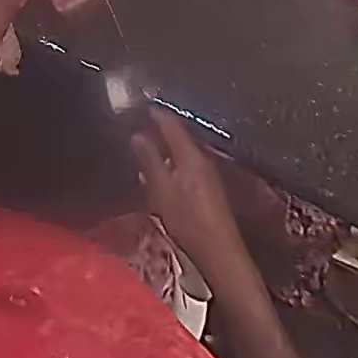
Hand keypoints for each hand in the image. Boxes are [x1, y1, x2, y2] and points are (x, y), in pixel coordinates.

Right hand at [130, 108, 252, 281]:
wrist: (220, 253)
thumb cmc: (188, 220)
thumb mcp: (162, 189)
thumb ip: (149, 160)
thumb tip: (137, 135)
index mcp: (190, 155)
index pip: (171, 124)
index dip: (154, 113)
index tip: (137, 104)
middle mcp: (202, 158)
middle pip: (179, 135)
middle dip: (159, 126)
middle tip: (137, 121)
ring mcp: (207, 173)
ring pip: (183, 149)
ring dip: (165, 143)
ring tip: (144, 142)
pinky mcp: (208, 188)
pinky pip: (186, 161)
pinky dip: (171, 157)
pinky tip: (161, 167)